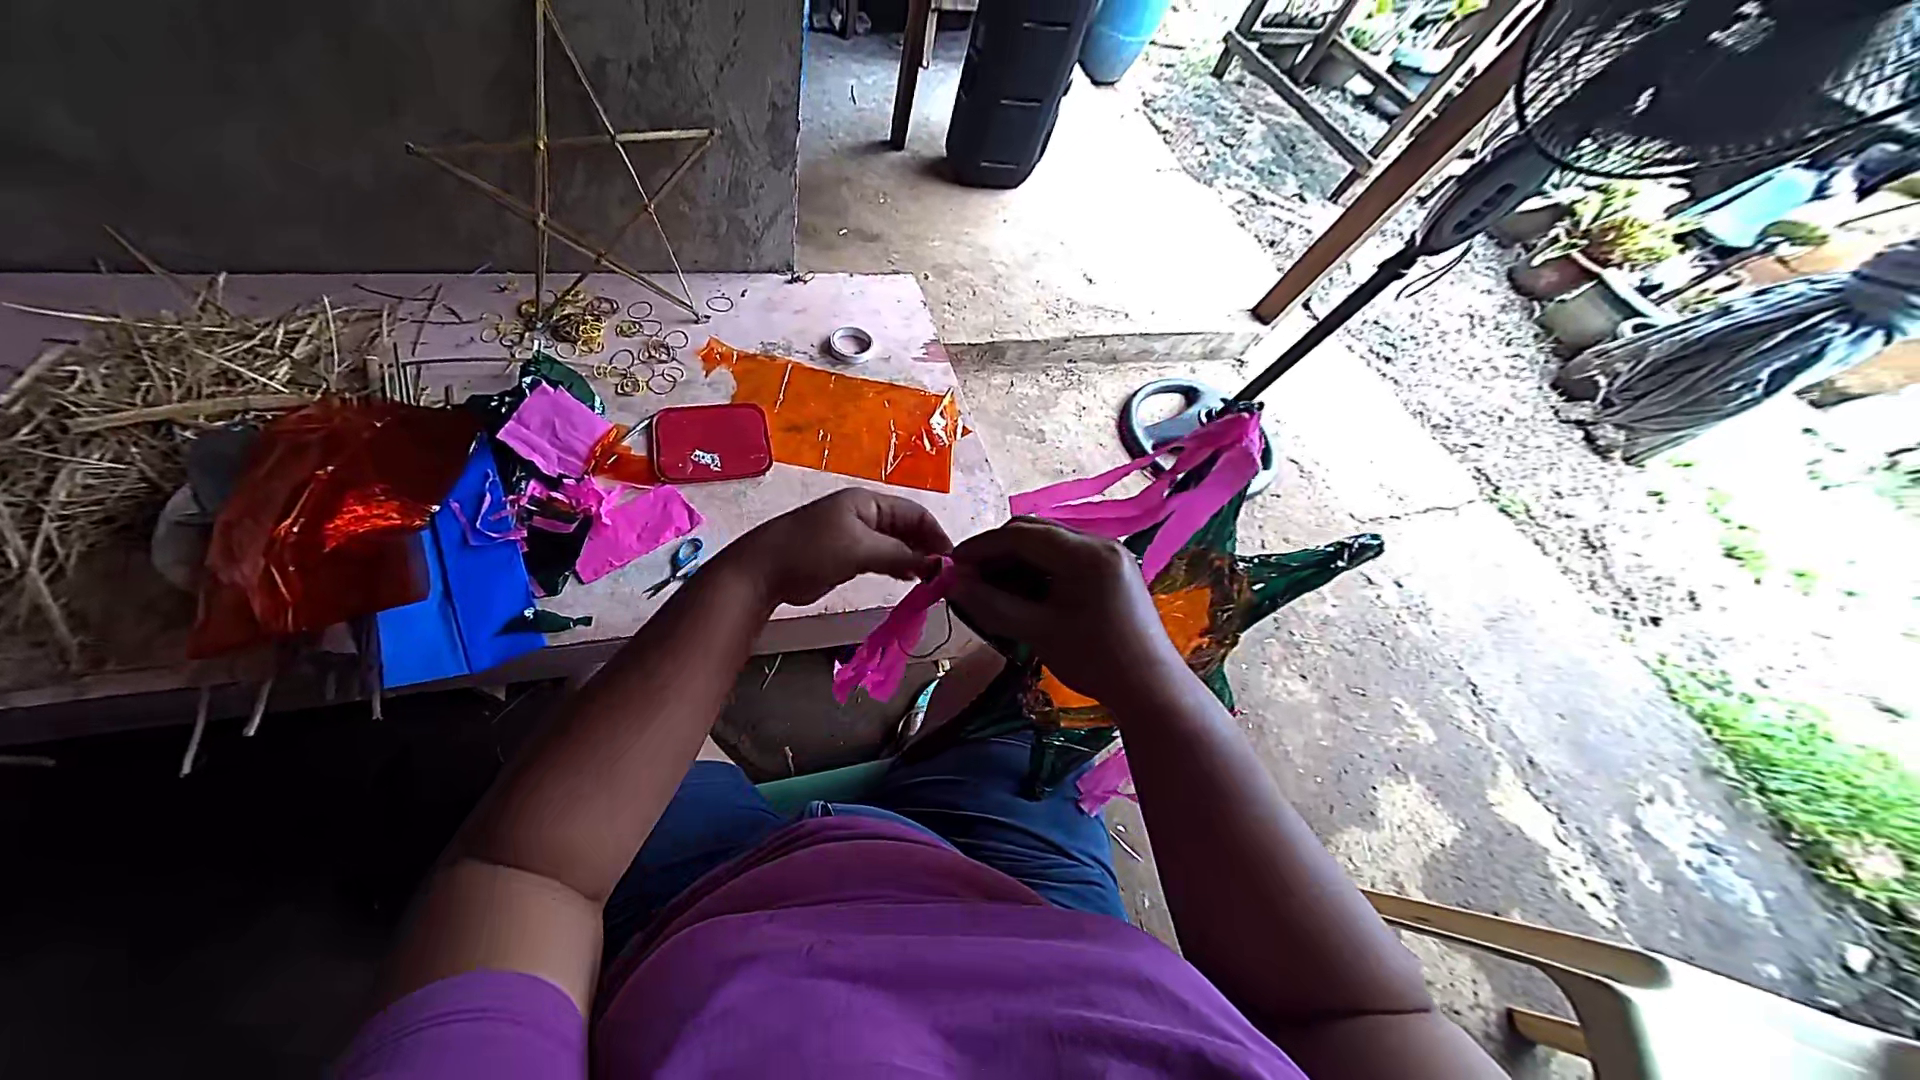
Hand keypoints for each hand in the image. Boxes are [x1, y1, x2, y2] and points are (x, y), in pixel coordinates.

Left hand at [721, 488, 952, 607]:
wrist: (763, 571)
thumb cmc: (811, 551)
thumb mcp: (860, 549)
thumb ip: (900, 555)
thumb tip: (936, 564)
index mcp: (867, 502)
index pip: (914, 513)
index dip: (935, 533)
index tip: (951, 559)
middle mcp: (864, 514)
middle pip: (907, 527)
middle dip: (927, 547)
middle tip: (943, 573)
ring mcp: (855, 535)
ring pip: (896, 544)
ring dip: (914, 558)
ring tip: (930, 578)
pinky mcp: (847, 555)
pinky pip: (882, 557)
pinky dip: (898, 566)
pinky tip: (909, 579)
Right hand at [947, 519, 1187, 703]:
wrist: (1152, 690)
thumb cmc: (1096, 662)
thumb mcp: (1037, 632)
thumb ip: (991, 604)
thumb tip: (952, 583)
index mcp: (1086, 553)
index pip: (1020, 535)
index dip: (981, 548)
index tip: (952, 566)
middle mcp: (1099, 542)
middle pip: (1034, 532)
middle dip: (997, 553)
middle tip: (970, 579)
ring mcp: (1108, 554)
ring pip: (1048, 544)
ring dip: (1016, 561)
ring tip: (992, 590)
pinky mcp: (1111, 569)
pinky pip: (1065, 557)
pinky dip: (1038, 570)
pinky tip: (1023, 593)